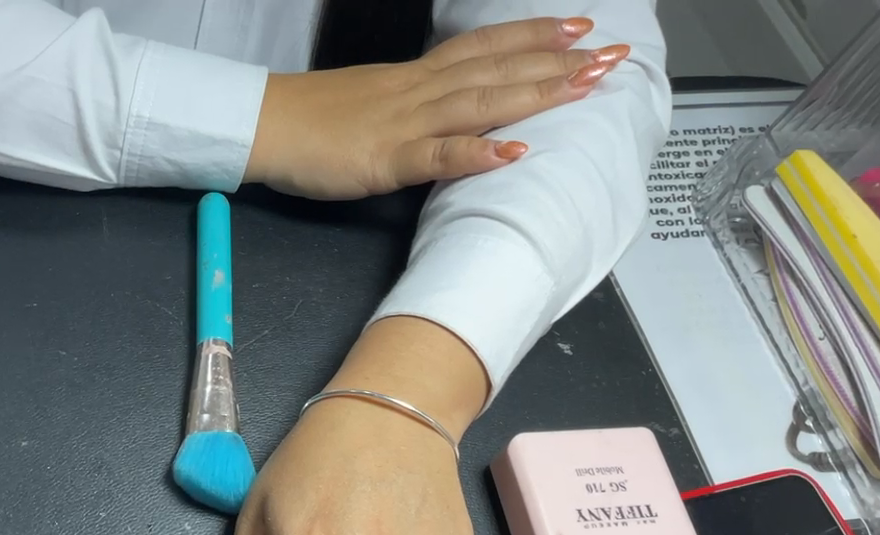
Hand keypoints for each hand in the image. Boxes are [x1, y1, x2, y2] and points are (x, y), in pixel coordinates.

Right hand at [245, 16, 628, 198]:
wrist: (268, 126)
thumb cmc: (310, 120)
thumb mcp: (368, 106)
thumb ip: (406, 110)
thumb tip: (433, 117)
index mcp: (413, 80)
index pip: (483, 50)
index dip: (532, 38)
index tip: (577, 29)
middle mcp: (418, 92)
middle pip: (497, 70)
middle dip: (558, 62)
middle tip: (612, 55)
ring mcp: (405, 124)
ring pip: (480, 102)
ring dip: (536, 93)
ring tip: (586, 86)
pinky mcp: (385, 160)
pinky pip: (437, 155)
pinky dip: (476, 153)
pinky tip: (512, 151)